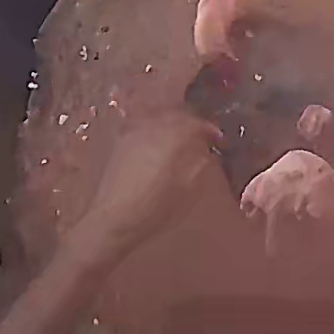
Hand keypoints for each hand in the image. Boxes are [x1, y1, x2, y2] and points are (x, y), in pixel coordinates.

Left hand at [62, 109, 223, 269]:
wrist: (114, 219)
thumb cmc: (156, 207)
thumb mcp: (188, 189)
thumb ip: (200, 164)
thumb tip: (205, 150)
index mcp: (172, 138)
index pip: (196, 124)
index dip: (210, 129)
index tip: (219, 140)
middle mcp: (153, 128)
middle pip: (177, 115)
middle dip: (193, 123)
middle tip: (203, 136)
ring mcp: (134, 133)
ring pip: (160, 117)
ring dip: (175, 123)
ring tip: (183, 137)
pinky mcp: (122, 142)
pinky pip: (145, 125)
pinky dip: (158, 128)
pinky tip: (161, 142)